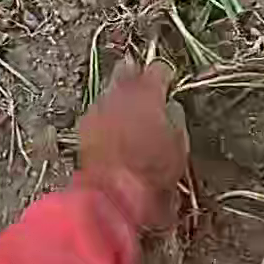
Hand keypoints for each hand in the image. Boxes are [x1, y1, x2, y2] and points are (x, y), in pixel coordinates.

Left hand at [75, 59, 187, 228]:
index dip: (165, 75)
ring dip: (120, 95)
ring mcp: (99, 107)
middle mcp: (120, 93)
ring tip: (129, 110)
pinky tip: (113, 127)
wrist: (113, 194)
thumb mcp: (179, 145)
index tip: (168, 81)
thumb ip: (174, 118)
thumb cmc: (152, 172)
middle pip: (127, 70)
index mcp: (148, 94)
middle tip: (143, 85)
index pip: (158, 69)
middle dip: (136, 74)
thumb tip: (170, 109)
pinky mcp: (84, 124)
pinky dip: (107, 114)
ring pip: (111, 90)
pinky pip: (98, 109)